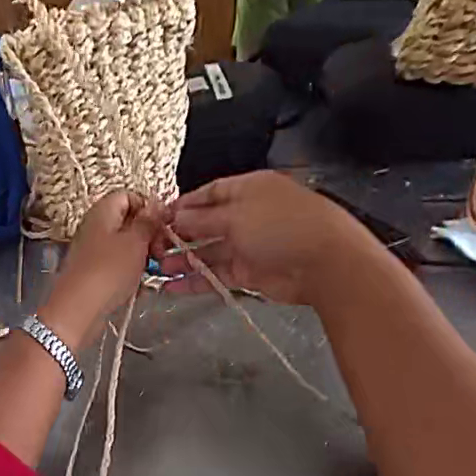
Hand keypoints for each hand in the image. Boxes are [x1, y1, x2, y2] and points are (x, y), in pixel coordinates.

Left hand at [39, 191, 161, 347]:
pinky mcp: (92, 272)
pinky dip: (129, 272)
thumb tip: (157, 204)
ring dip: (141, 256)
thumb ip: (148, 221)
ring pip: (124, 245)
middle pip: (127, 222)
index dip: (148, 208)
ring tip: (151, 271)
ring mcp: (92, 250)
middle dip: (148, 235)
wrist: (78, 309)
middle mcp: (94, 227)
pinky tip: (138, 286)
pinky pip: (116, 265)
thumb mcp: (136, 242)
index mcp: (102, 211)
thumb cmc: (109, 270)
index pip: (128, 196)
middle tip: (160, 252)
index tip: (162, 226)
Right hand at [162, 172, 383, 305]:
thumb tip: (177, 217)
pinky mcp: (250, 273)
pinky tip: (174, 286)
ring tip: (157, 268)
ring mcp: (249, 245)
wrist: (323, 262)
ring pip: (209, 252)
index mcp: (248, 190)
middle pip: (206, 224)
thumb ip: (201, 219)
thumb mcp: (235, 214)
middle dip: (179, 235)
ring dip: (184, 260)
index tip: (160, 217)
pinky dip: (196, 280)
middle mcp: (247, 215)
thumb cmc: (283, 225)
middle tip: (152, 245)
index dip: (184, 205)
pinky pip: (216, 275)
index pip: (208, 194)